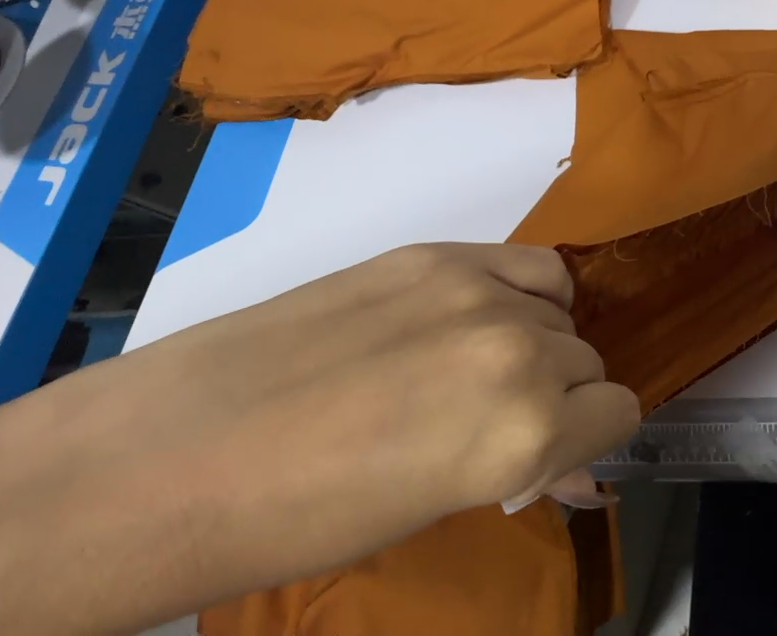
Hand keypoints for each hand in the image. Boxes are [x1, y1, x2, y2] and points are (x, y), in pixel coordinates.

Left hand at [0, 243, 638, 633]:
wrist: (158, 461)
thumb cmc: (296, 522)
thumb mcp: (430, 509)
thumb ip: (522, 471)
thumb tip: (578, 467)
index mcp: (526, 433)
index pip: (618, 412)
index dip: (585, 438)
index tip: (550, 451)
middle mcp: (520, 353)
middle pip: (588, 360)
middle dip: (558, 394)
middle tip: (491, 420)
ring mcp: (476, 292)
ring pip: (562, 310)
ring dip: (538, 340)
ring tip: (472, 365)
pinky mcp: (434, 254)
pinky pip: (526, 266)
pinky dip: (520, 292)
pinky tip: (471, 317)